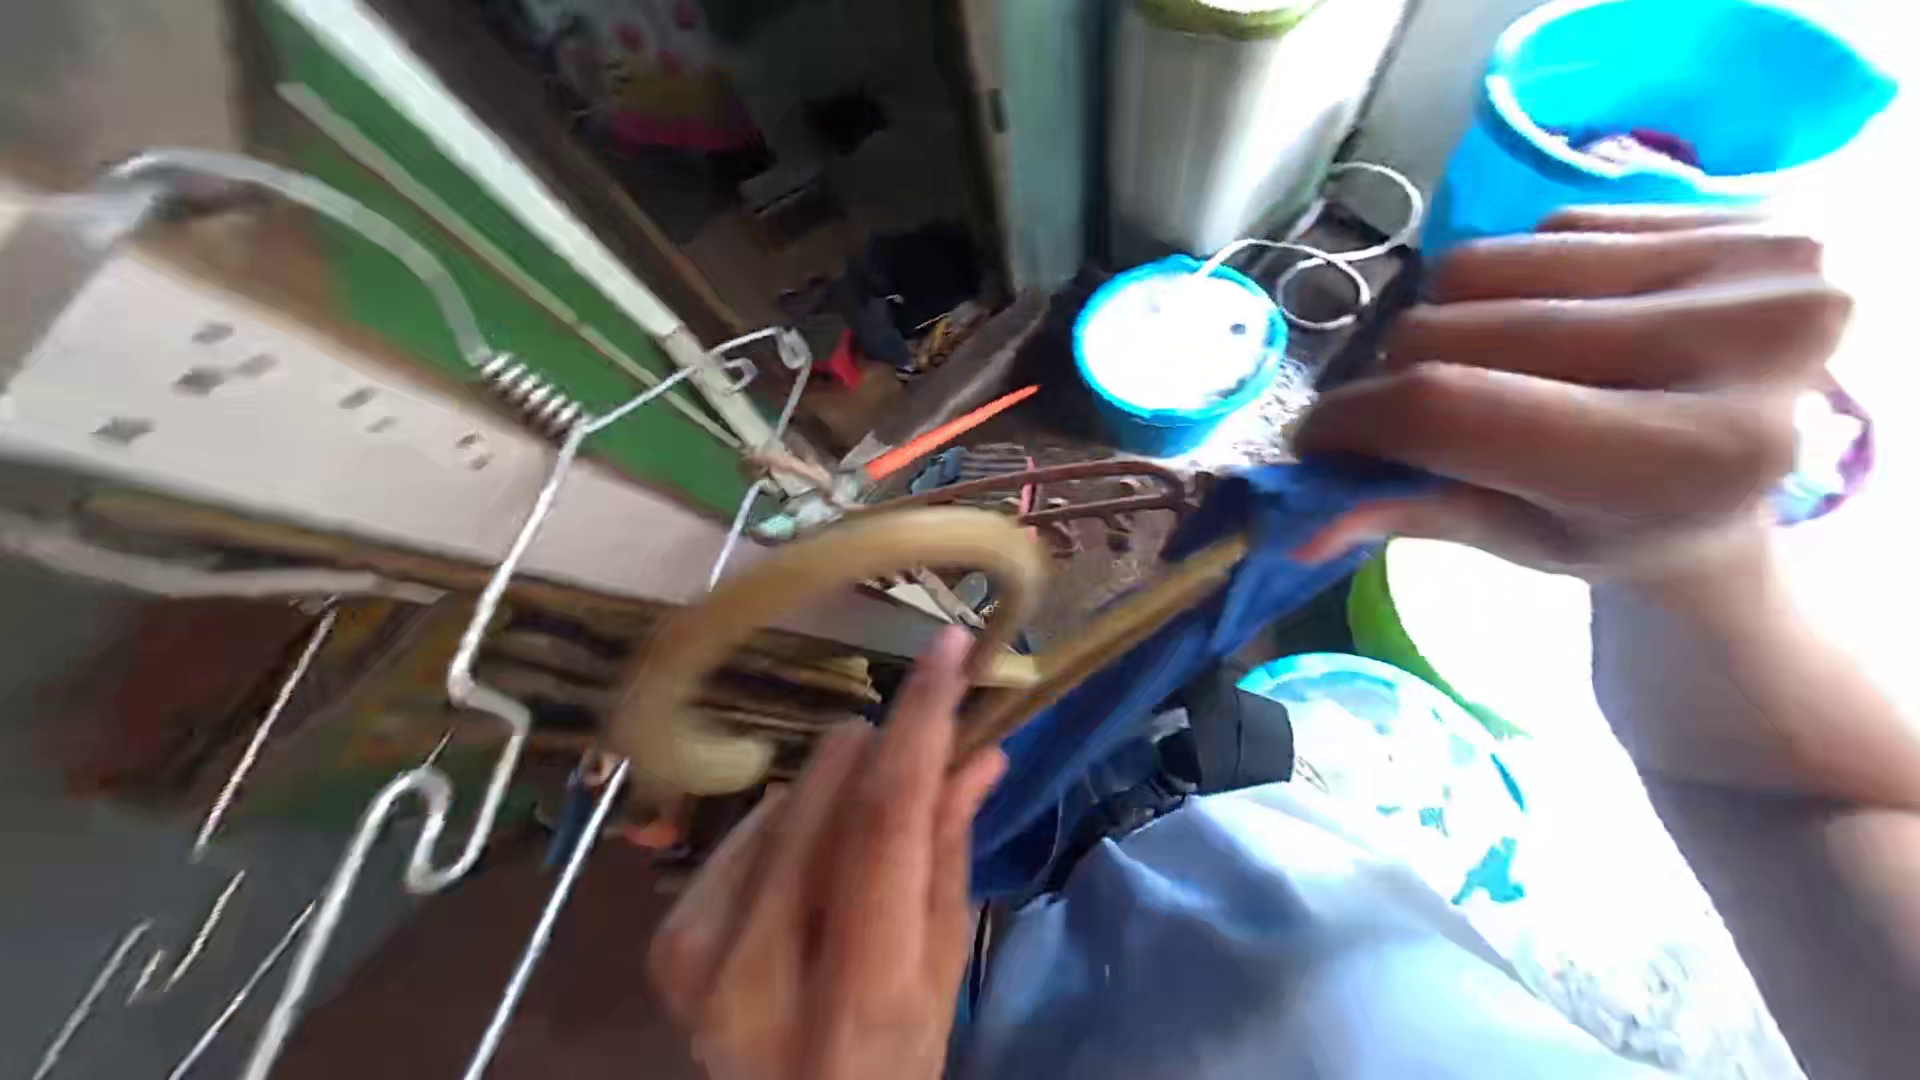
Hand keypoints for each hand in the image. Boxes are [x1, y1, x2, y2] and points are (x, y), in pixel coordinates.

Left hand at [647, 627, 1006, 1079]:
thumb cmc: (893, 1050)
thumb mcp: (944, 961)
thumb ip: (951, 846)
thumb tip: (979, 749)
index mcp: (856, 994)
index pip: (887, 816)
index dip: (921, 718)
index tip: (949, 647)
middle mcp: (757, 969)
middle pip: (829, 788)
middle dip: (882, 747)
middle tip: (912, 753)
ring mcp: (698, 950)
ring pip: (791, 791)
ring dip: (838, 788)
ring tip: (856, 844)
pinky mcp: (669, 934)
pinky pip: (754, 820)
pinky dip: (794, 821)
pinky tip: (806, 868)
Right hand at [1293, 206, 1851, 578]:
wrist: (1749, 468)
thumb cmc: (1614, 527)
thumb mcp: (1508, 538)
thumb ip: (1404, 515)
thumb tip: (1299, 536)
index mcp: (1676, 460)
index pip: (1447, 407)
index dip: (1351, 417)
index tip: (1313, 437)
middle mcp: (1739, 341)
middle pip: (1443, 333)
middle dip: (1389, 379)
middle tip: (1396, 415)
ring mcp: (1753, 260)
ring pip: (1471, 269)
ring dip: (1437, 325)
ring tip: (1475, 367)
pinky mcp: (1741, 209)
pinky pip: (1536, 231)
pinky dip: (1503, 285)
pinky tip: (1544, 326)